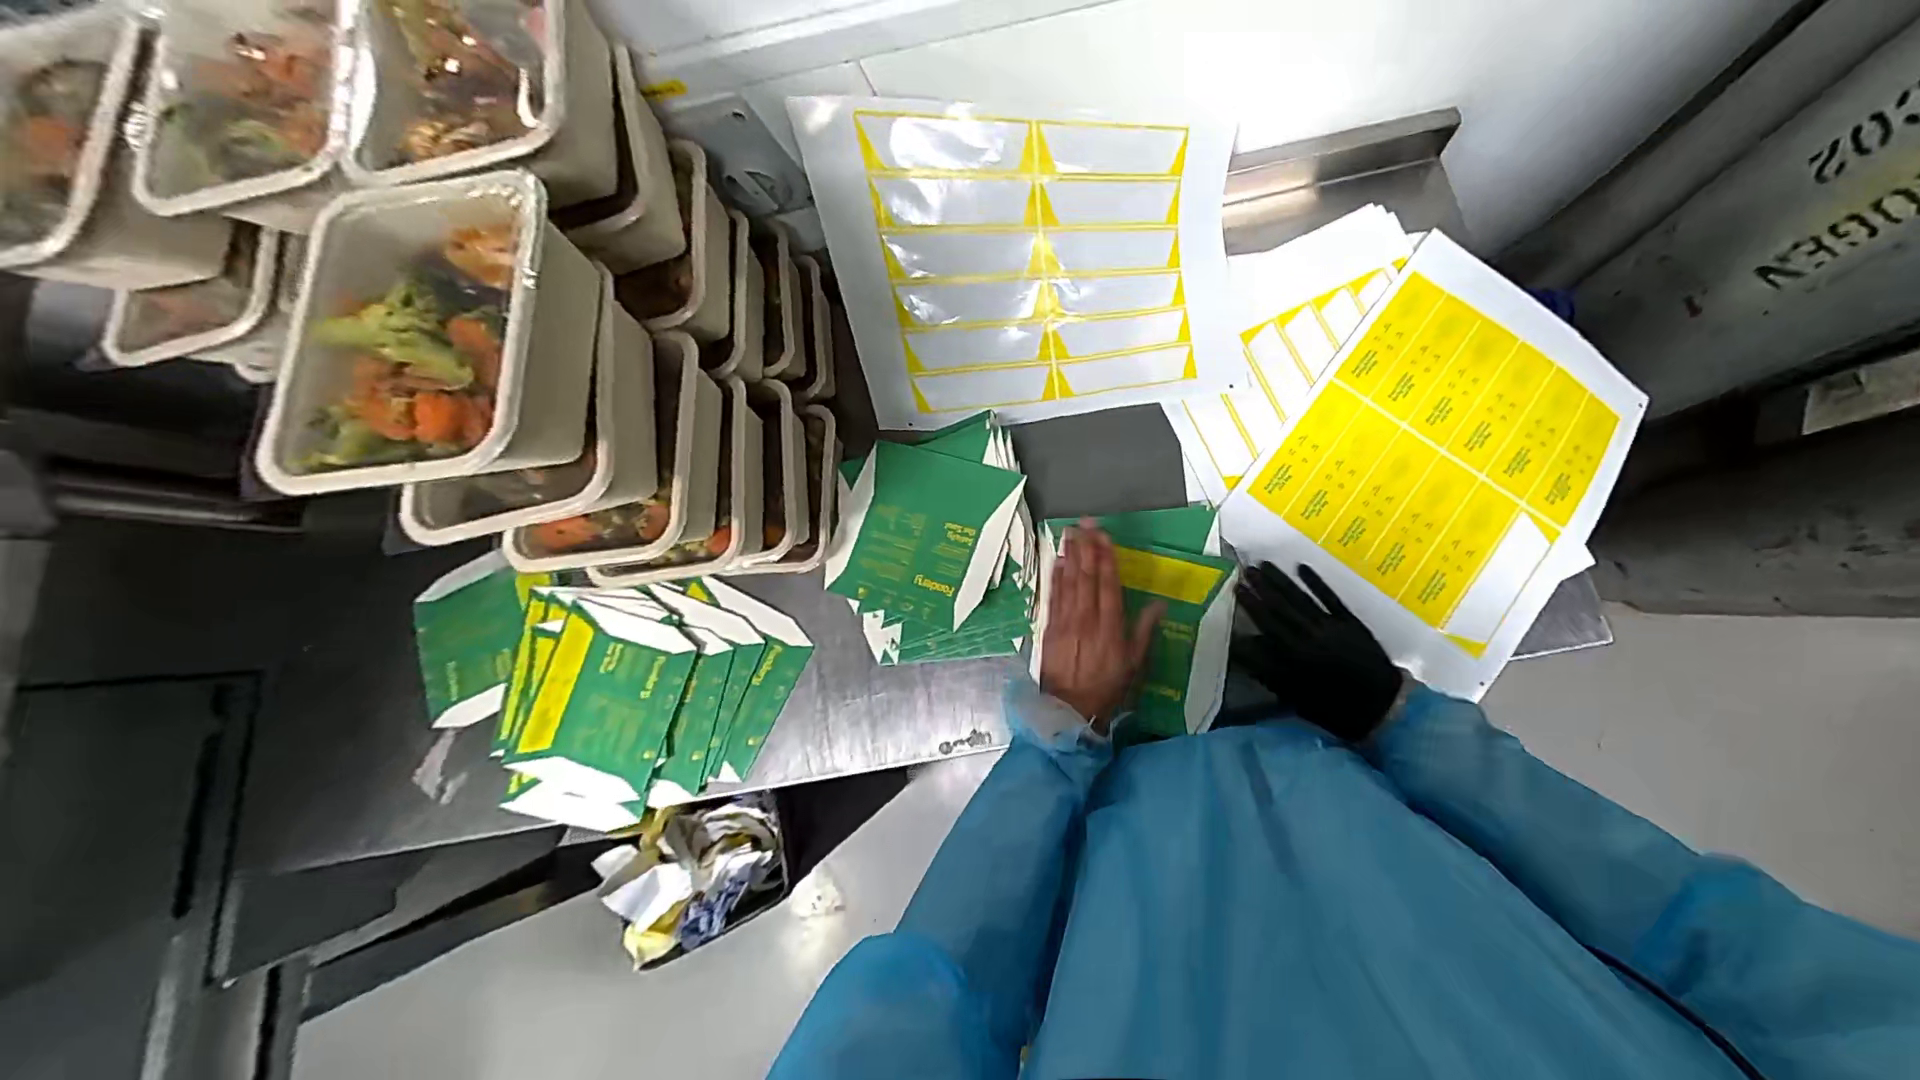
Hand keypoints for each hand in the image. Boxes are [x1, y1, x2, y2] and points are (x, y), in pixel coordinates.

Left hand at [1040, 520, 1163, 734]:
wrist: (1071, 708)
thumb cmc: (1108, 686)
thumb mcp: (1135, 663)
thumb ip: (1144, 630)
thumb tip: (1158, 604)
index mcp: (1110, 625)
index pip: (1108, 583)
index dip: (1106, 557)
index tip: (1104, 536)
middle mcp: (1086, 617)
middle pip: (1086, 576)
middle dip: (1086, 547)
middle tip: (1084, 523)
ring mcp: (1065, 621)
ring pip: (1068, 581)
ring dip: (1069, 555)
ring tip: (1070, 533)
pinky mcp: (1049, 628)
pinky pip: (1053, 596)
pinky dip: (1055, 577)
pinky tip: (1057, 561)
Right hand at [1231, 562, 1400, 742]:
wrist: (1385, 709)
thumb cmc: (1334, 708)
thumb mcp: (1294, 696)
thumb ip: (1267, 669)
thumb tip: (1241, 646)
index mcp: (1295, 653)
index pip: (1267, 621)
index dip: (1251, 603)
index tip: (1237, 586)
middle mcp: (1311, 634)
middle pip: (1282, 605)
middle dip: (1263, 585)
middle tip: (1247, 568)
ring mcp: (1332, 625)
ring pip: (1302, 597)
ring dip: (1283, 580)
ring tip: (1266, 564)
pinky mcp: (1352, 622)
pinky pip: (1331, 598)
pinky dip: (1317, 583)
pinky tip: (1302, 568)